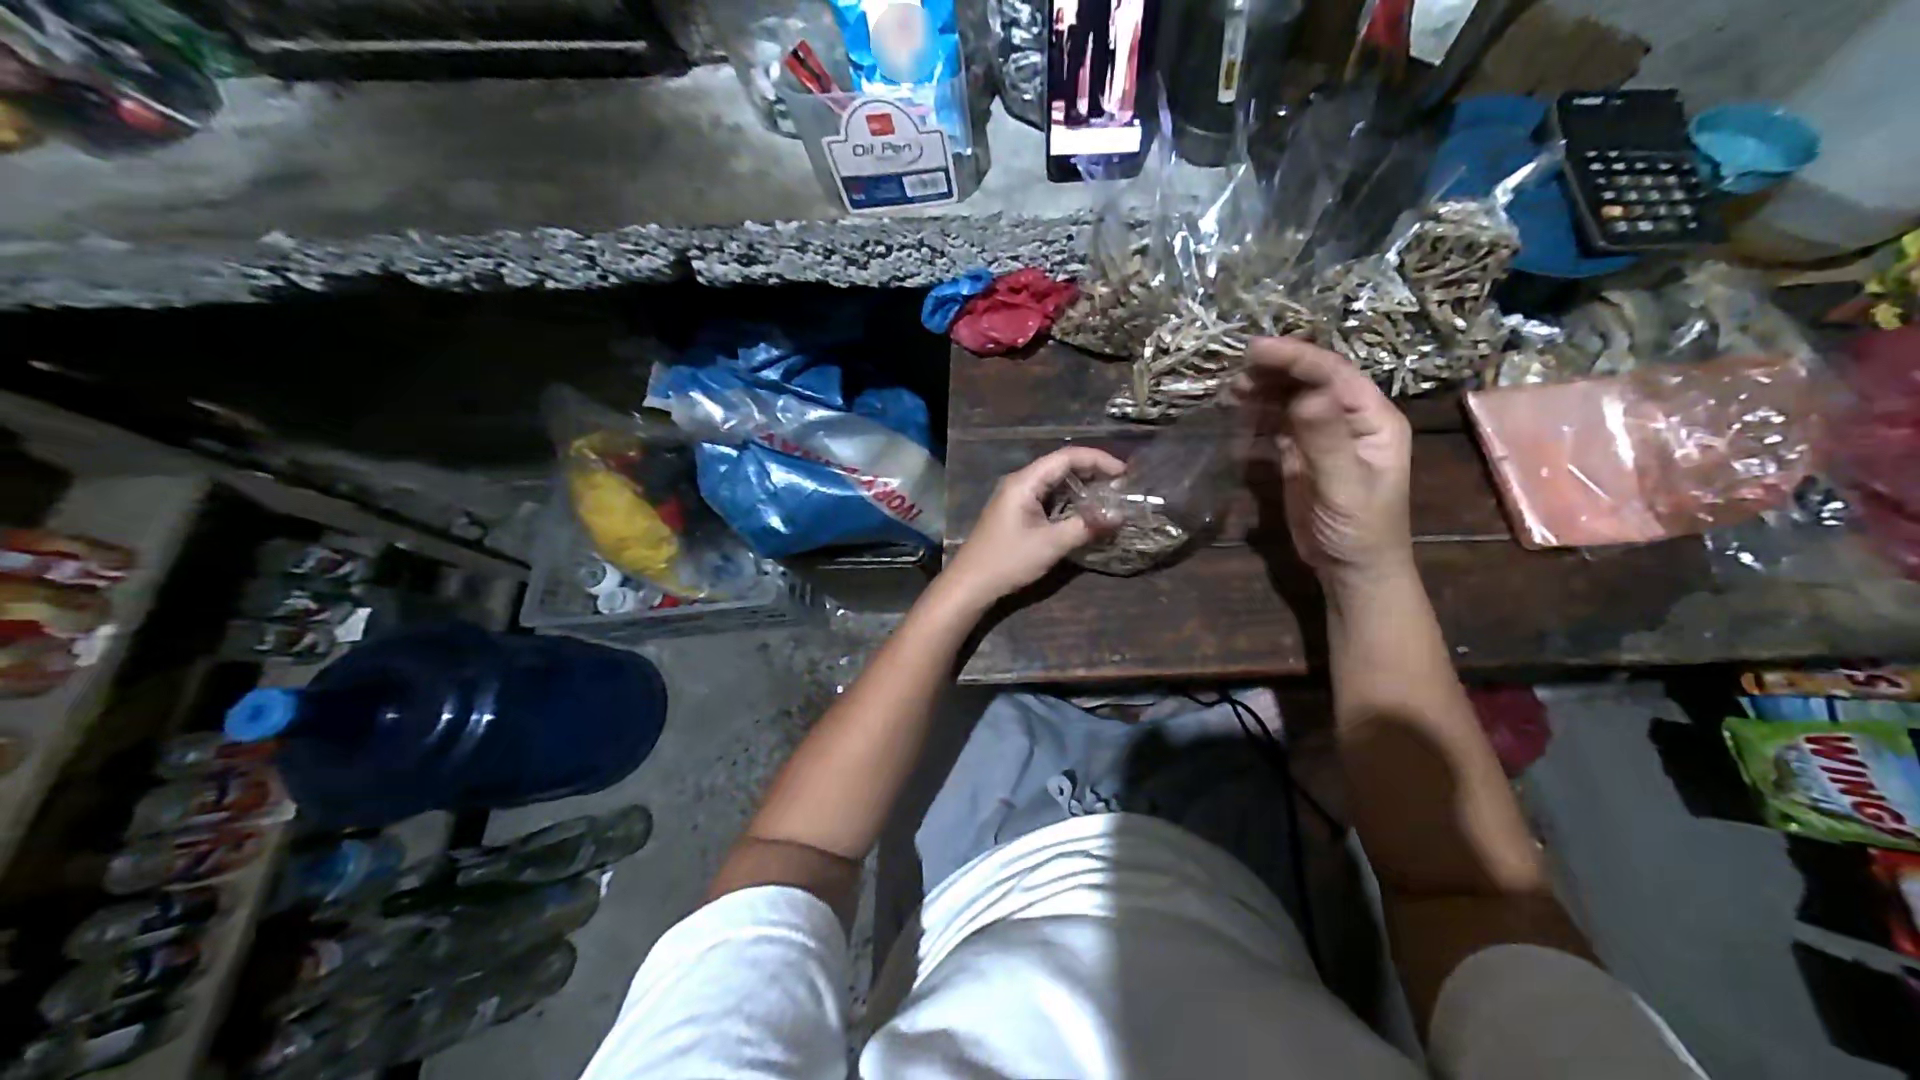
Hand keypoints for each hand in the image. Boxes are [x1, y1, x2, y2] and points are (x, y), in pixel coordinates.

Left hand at [943, 446, 1125, 604]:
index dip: (1098, 460)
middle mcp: (1020, 482)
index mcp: (1025, 482)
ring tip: (1109, 497)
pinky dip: (1069, 500)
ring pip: (1055, 482)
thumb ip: (1085, 527)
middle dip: (1092, 472)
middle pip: (1061, 466)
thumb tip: (1119, 517)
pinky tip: (1086, 512)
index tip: (1124, 473)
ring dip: (1082, 487)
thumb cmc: (1008, 560)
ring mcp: (1016, 497)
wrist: (971, 583)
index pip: (1067, 457)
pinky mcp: (1017, 512)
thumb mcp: (1051, 544)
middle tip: (1121, 486)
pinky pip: (1048, 497)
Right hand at [1230, 338, 1413, 591]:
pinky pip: (1277, 426)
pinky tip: (1235, 416)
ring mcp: (1323, 438)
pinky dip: (1257, 418)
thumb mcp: (1344, 486)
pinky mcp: (1301, 457)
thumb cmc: (1360, 530)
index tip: (1255, 349)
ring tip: (1231, 392)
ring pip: (1291, 401)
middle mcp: (1350, 420)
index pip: (1333, 374)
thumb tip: (1306, 392)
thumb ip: (1325, 440)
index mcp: (1373, 419)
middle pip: (1310, 381)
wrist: (1352, 571)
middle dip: (1275, 372)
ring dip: (1263, 392)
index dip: (1295, 358)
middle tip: (1236, 372)